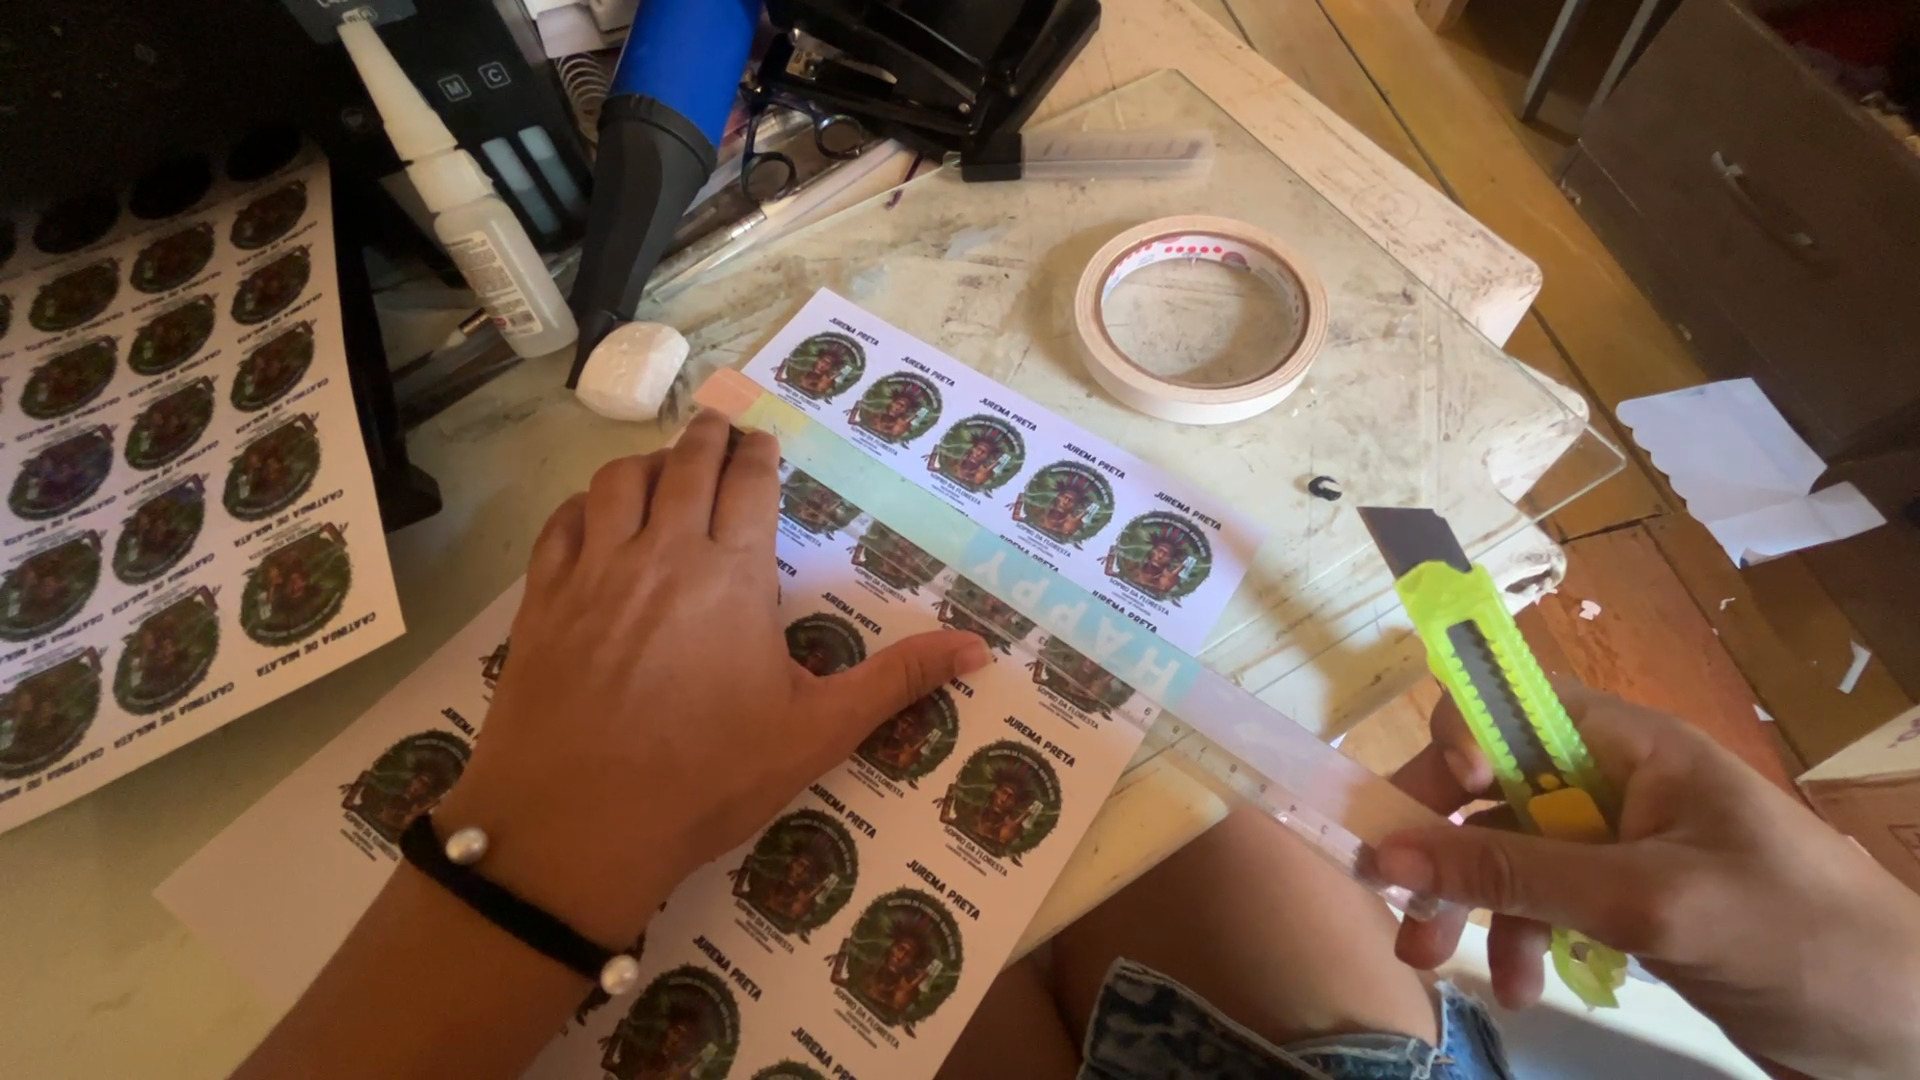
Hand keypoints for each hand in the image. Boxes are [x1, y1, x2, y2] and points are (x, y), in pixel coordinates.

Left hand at [434, 411, 988, 946]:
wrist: (576, 831)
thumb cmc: (710, 776)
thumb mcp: (819, 730)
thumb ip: (898, 680)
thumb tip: (979, 647)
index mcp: (733, 574)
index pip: (749, 485)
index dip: (758, 454)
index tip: (763, 438)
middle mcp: (664, 553)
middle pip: (687, 466)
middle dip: (709, 437)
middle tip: (720, 422)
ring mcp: (595, 573)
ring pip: (619, 482)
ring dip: (649, 459)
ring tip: (665, 459)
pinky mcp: (543, 602)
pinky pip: (561, 525)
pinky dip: (583, 504)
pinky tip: (592, 511)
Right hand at [1381, 682, 1919, 1079]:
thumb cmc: (1806, 946)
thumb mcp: (1648, 905)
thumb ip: (1513, 873)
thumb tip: (1385, 855)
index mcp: (1625, 745)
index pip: (1506, 703)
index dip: (1458, 739)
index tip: (1444, 801)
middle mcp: (1605, 779)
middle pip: (1486, 783)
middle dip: (1438, 839)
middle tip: (1391, 890)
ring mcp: (1610, 840)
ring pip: (1500, 846)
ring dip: (1461, 899)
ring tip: (1427, 955)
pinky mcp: (1616, 895)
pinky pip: (1534, 897)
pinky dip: (1512, 936)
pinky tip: (1516, 984)